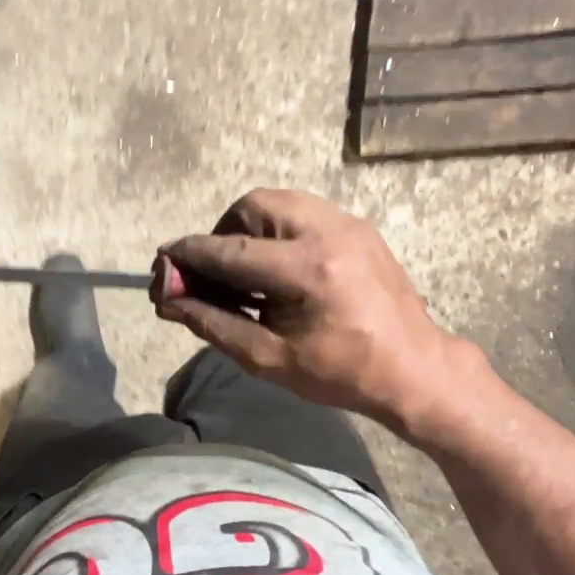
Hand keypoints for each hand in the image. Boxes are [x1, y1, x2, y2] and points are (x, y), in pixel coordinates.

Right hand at [155, 189, 478, 433]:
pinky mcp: (357, 227)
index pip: (230, 250)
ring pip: (278, 202)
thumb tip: (170, 301)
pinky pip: (301, 212)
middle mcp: (328, 232)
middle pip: (253, 206)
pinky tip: (274, 270)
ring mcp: (348, 224)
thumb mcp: (266, 357)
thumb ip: (212, 323)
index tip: (161, 261)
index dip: (190, 255)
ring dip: (248, 228)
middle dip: (222, 234)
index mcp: (307, 270)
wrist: (412, 367)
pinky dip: (275, 231)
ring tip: (243, 271)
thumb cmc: (337, 372)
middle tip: (214, 273)